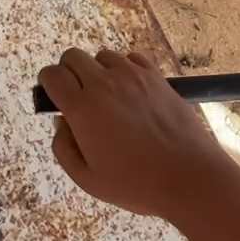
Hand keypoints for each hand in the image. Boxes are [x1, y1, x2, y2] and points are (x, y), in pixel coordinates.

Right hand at [37, 48, 236, 220]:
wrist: (191, 179)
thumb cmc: (137, 184)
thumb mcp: (89, 180)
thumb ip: (63, 149)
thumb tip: (62, 123)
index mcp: (82, 109)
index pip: (51, 75)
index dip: (48, 84)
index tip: (56, 98)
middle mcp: (103, 84)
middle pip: (72, 56)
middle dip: (69, 72)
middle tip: (80, 97)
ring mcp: (131, 76)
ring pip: (102, 56)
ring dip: (99, 71)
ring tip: (111, 96)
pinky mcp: (155, 76)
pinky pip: (131, 58)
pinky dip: (125, 69)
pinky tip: (133, 91)